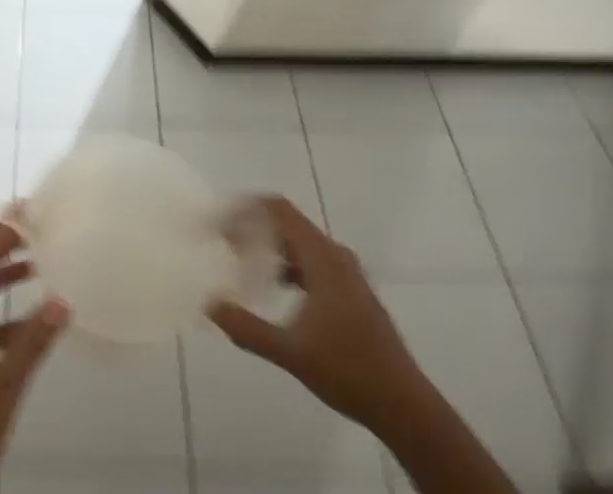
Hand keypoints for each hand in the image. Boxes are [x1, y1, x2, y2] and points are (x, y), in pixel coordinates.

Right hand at [208, 196, 426, 429]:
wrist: (402, 403)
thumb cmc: (348, 371)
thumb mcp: (289, 353)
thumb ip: (246, 328)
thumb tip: (210, 304)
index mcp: (323, 259)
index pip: (278, 211)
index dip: (245, 209)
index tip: (216, 223)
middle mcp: (336, 257)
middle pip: (287, 224)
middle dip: (252, 229)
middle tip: (220, 244)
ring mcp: (346, 274)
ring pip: (299, 245)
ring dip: (268, 248)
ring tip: (238, 264)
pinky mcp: (350, 292)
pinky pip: (311, 263)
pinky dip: (286, 267)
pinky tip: (269, 290)